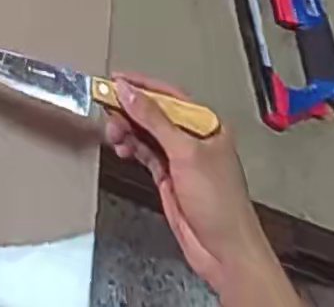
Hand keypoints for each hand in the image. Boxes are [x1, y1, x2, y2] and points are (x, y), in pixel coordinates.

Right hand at [103, 74, 301, 305]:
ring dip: (125, 129)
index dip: (141, 86)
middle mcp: (192, 137)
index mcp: (206, 125)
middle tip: (108, 107)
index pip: (168, 95)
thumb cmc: (221, 205)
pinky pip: (142, 149)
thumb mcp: (185, 153)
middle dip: (128, 109)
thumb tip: (127, 90)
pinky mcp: (167, 173)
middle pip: (152, 112)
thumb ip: (153, 119)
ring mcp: (179, 156)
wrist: (225, 254)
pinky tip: (121, 148)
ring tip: (115, 134)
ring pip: (144, 131)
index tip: (115, 79)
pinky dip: (129, 146)